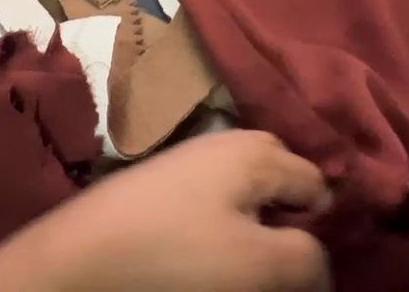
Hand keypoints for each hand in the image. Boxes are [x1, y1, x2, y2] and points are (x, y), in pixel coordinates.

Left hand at [0, 130, 332, 291]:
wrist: (81, 252)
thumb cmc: (176, 254)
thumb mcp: (255, 264)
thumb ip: (307, 257)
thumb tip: (323, 259)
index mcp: (259, 151)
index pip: (320, 185)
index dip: (327, 227)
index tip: (317, 266)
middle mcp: (231, 140)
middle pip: (287, 180)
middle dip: (294, 220)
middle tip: (282, 268)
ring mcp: (196, 156)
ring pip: (253, 190)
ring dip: (262, 225)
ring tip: (248, 266)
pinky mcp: (169, 178)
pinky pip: (221, 196)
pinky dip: (231, 223)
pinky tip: (213, 254)